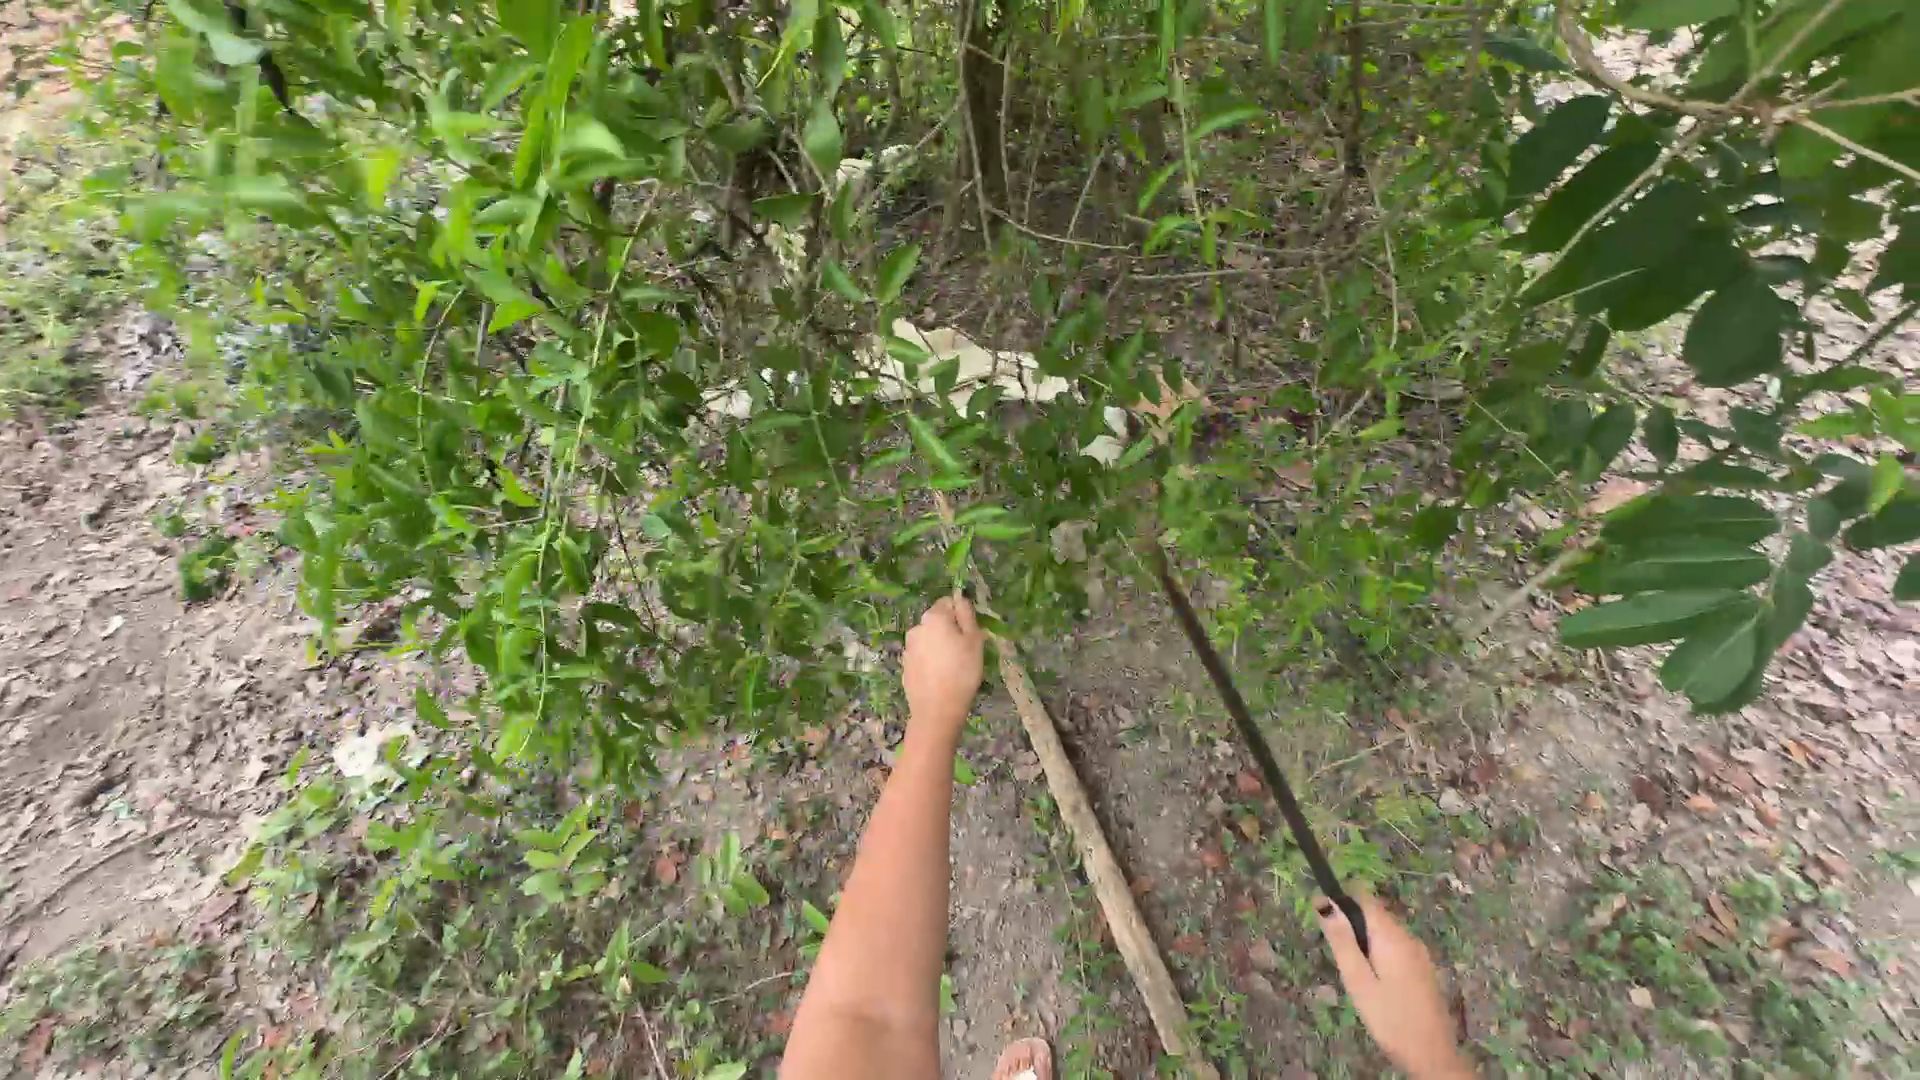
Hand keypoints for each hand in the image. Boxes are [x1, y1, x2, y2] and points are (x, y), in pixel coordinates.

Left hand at [902, 595, 983, 741]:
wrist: (937, 709)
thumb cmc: (962, 671)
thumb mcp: (974, 640)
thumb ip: (967, 615)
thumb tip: (960, 599)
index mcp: (933, 617)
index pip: (948, 602)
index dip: (961, 615)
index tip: (971, 633)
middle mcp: (917, 627)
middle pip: (937, 621)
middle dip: (950, 630)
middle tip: (965, 651)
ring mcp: (908, 647)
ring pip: (929, 638)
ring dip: (939, 645)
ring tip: (953, 666)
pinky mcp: (905, 665)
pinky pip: (922, 655)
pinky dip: (931, 660)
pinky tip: (940, 676)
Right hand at [1318, 893, 1473, 1079]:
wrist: (1434, 1059)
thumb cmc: (1388, 1018)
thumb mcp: (1357, 979)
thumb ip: (1341, 939)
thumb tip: (1324, 902)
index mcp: (1390, 935)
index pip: (1363, 897)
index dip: (1341, 901)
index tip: (1324, 919)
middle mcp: (1408, 937)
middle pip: (1374, 913)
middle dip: (1353, 924)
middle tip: (1341, 958)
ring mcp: (1420, 954)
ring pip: (1385, 931)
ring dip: (1366, 940)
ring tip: (1357, 973)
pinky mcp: (1425, 969)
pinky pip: (1397, 947)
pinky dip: (1381, 953)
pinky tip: (1376, 982)